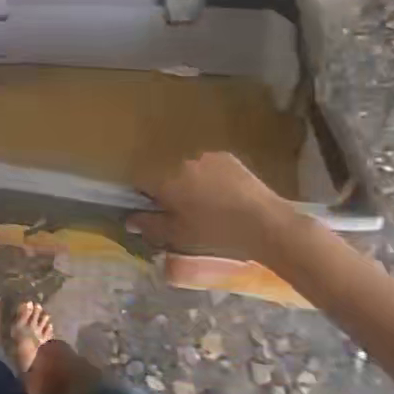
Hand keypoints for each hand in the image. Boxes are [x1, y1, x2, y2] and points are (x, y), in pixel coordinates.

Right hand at [133, 152, 307, 260]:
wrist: (264, 223)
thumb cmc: (216, 233)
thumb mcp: (179, 236)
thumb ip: (151, 226)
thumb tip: (129, 220)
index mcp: (165, 182)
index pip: (141, 182)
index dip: (144, 197)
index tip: (155, 211)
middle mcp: (180, 163)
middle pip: (166, 175)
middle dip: (172, 191)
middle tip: (186, 213)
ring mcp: (205, 157)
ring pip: (188, 170)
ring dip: (192, 183)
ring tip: (210, 205)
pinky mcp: (226, 157)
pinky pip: (209, 166)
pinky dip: (212, 177)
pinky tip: (226, 195)